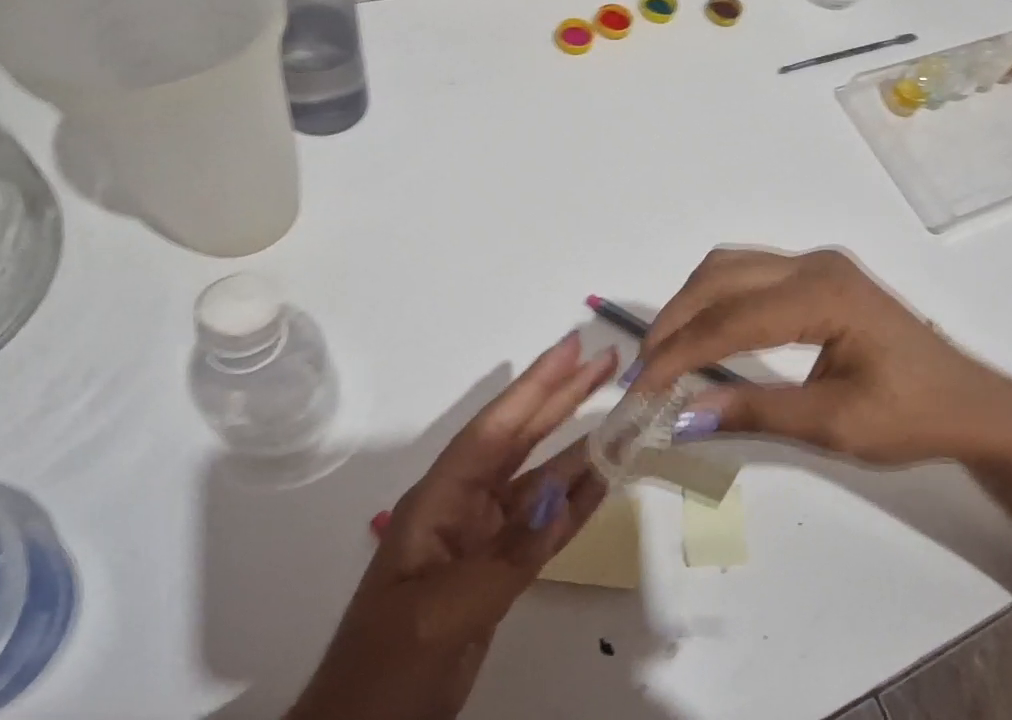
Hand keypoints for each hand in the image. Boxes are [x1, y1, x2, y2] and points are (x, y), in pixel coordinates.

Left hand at [291, 332, 615, 719]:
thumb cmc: (388, 662)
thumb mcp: (443, 609)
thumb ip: (506, 554)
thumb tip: (559, 497)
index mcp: (440, 501)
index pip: (494, 431)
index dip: (535, 387)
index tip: (572, 348)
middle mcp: (465, 507)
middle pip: (521, 441)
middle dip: (563, 400)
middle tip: (608, 362)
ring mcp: (485, 540)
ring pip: (541, 480)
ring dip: (580, 449)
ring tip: (622, 415)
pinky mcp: (500, 573)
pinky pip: (546, 528)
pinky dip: (576, 504)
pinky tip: (606, 480)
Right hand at [632, 248, 1009, 465]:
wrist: (970, 404)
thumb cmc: (912, 417)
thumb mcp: (832, 424)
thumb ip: (755, 411)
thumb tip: (682, 415)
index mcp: (824, 294)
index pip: (730, 319)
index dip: (679, 354)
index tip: (642, 389)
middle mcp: (815, 264)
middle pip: (721, 277)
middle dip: (674, 322)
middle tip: (642, 372)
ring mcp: (818, 265)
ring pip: (730, 267)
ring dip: (690, 305)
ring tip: (663, 353)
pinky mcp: (819, 276)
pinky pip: (749, 273)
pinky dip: (714, 299)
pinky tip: (702, 330)